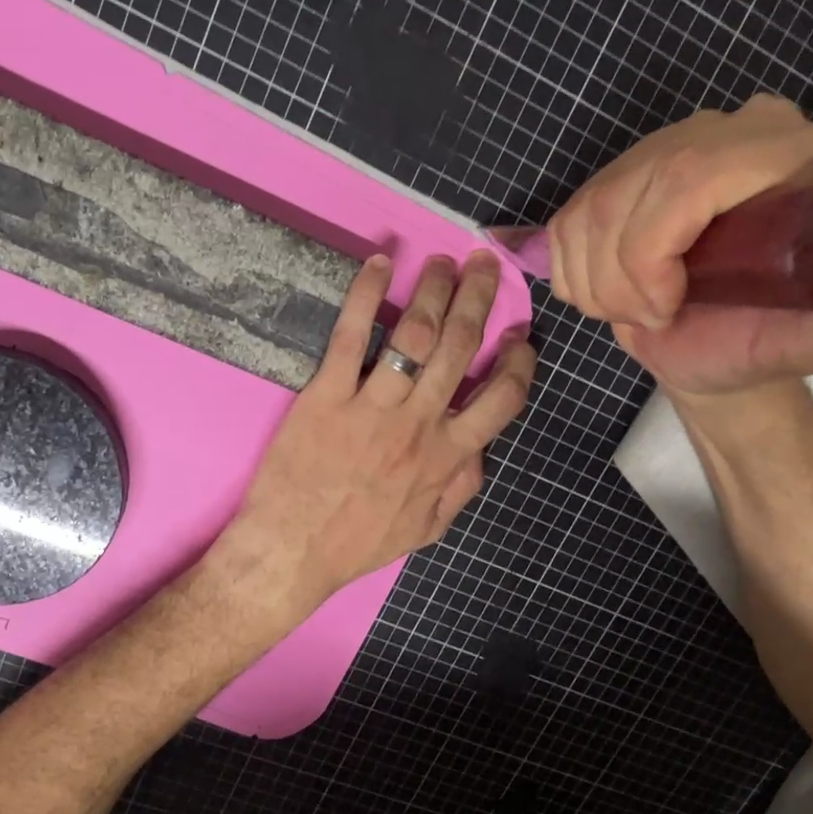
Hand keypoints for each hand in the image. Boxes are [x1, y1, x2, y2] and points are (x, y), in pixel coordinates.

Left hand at [215, 251, 537, 612]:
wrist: (293, 551)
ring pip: (415, 335)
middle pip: (460, 348)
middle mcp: (417, 424)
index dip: (518, 362)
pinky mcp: (326, 397)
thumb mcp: (426, 530)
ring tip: (443, 261)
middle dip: (478, 299)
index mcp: (447, 457)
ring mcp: (372, 407)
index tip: (519, 337)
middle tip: (483, 266)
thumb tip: (483, 451)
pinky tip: (380, 265)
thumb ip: (461, 488)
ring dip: (434, 290)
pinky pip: (351, 337)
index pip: (502, 398)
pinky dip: (367, 296)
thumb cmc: (357, 544)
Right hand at [546, 94, 812, 393]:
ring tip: (636, 309)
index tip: (670, 309)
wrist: (706, 354)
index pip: (690, 175)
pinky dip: (576, 276)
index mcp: (802, 152)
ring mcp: (670, 145)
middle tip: (651, 317)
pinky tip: (613, 290)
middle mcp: (738, 129)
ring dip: (597, 283)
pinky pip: (566, 222)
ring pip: (592, 208)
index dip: (653, 254)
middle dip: (621, 278)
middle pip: (630, 192)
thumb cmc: (760, 345)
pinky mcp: (616, 175)